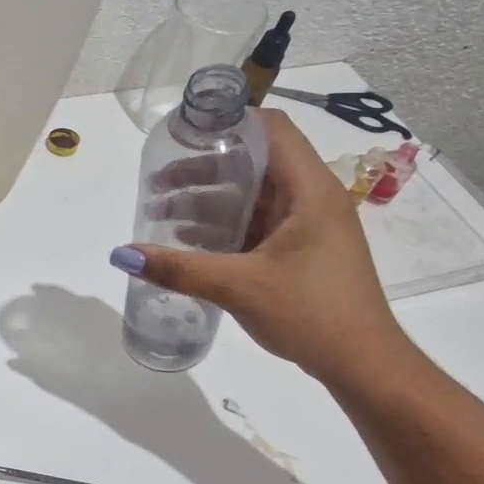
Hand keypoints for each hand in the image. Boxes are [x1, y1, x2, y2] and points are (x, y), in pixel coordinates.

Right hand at [108, 110, 413, 383]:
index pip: (271, 130)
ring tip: (161, 215)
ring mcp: (307, 227)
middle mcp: (312, 199)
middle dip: (204, 169)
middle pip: (254, 163)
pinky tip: (187, 244)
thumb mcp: (238, 287)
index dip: (229, 122)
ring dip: (209, 201)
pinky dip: (223, 227)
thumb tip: (122, 254)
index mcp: (310, 190)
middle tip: (157, 184)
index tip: (184, 133)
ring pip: (253, 197)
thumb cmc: (310, 312)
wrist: (360, 362)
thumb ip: (179, 269)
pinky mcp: (300, 252)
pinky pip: (256, 225)